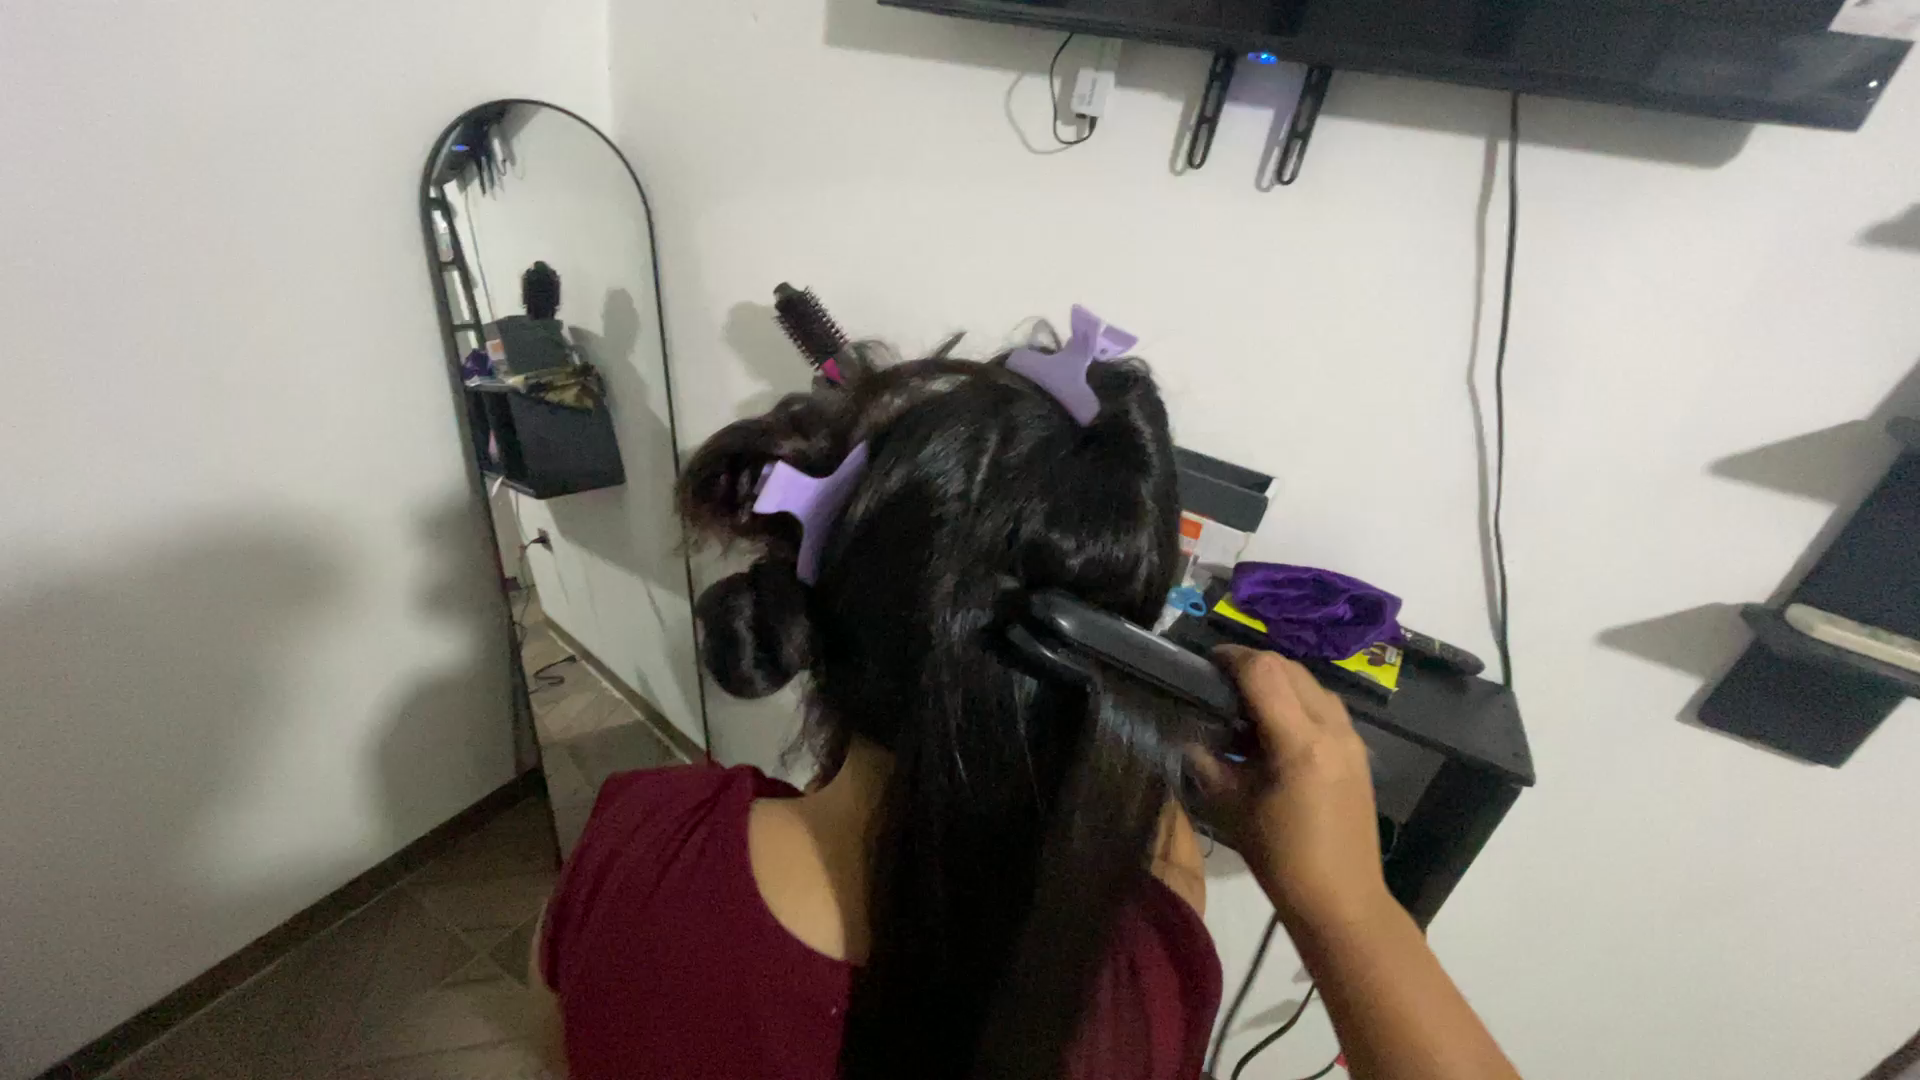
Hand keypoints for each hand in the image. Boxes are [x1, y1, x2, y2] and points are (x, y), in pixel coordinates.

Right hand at [1193, 646, 1392, 931]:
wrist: (1342, 901)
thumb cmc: (1280, 858)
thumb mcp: (1231, 806)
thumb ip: (1206, 762)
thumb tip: (1187, 736)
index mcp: (1299, 743)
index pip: (1264, 672)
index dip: (1232, 657)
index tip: (1206, 662)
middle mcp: (1332, 730)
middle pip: (1289, 668)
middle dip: (1253, 665)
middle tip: (1220, 682)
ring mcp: (1351, 740)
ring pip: (1311, 683)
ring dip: (1277, 680)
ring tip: (1245, 701)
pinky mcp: (1358, 753)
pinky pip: (1325, 705)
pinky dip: (1297, 699)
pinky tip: (1274, 725)